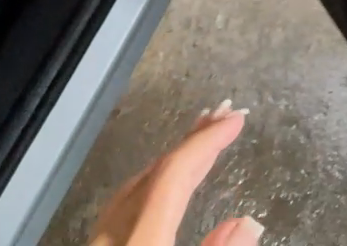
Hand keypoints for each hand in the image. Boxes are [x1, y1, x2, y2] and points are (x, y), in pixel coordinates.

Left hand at [88, 102, 263, 245]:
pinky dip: (151, 181)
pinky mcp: (95, 245)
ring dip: (171, 159)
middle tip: (225, 114)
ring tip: (200, 139)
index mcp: (140, 236)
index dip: (207, 141)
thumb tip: (250, 222)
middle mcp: (113, 232)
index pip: (175, 174)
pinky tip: (162, 183)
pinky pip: (124, 203)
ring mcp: (98, 239)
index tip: (237, 118)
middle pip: (154, 173)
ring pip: (135, 186)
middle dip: (192, 141)